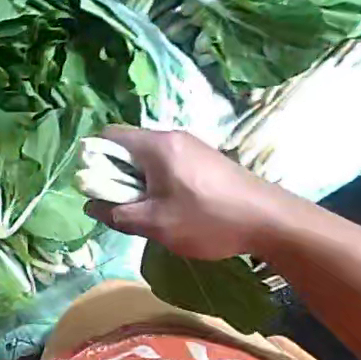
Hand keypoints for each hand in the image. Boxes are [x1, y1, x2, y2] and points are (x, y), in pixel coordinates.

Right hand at [85, 127, 297, 260]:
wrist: (268, 220)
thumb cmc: (207, 219)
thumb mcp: (155, 223)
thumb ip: (117, 214)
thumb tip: (91, 206)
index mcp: (156, 145)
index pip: (108, 136)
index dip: (93, 159)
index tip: (96, 188)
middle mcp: (172, 137)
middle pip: (127, 147)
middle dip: (115, 175)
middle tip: (121, 206)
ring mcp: (191, 147)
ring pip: (148, 158)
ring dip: (138, 182)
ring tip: (147, 212)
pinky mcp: (205, 160)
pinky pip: (168, 164)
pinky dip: (158, 183)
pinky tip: (170, 209)